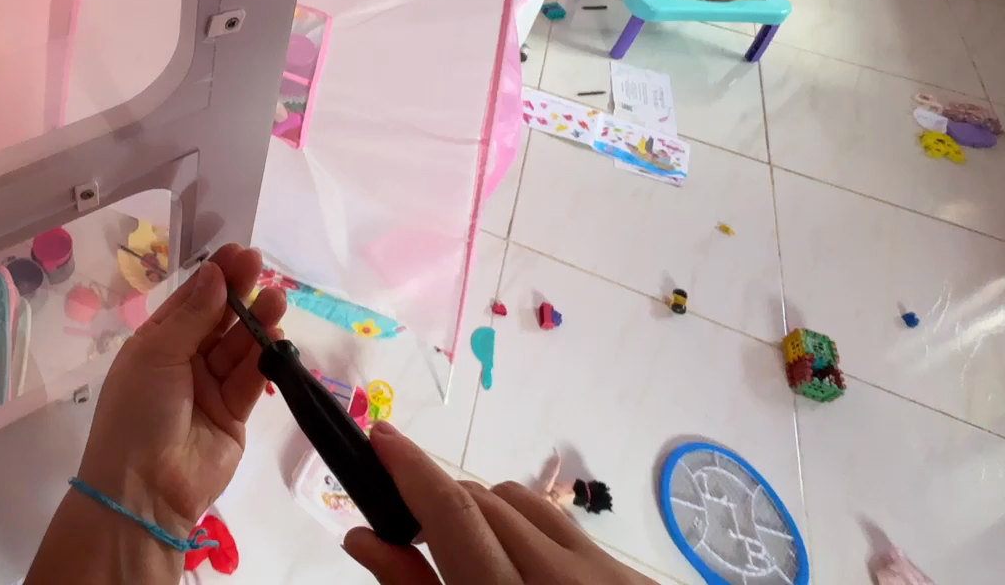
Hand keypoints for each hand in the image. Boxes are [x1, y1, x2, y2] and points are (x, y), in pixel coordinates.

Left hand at [73, 243, 285, 535]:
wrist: (144, 490)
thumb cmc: (138, 410)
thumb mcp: (158, 354)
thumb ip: (193, 316)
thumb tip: (214, 273)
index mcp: (157, 341)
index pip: (190, 300)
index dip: (214, 276)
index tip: (237, 252)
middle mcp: (184, 359)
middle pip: (218, 319)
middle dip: (239, 292)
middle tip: (260, 266)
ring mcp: (210, 387)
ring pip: (238, 346)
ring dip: (257, 322)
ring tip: (276, 299)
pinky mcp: (234, 414)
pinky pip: (251, 379)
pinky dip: (265, 359)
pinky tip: (277, 337)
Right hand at [344, 424, 656, 584]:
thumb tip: (361, 536)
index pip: (456, 515)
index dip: (412, 468)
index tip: (378, 435)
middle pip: (484, 501)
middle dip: (440, 501)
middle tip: (411, 526)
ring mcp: (616, 582)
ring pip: (523, 504)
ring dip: (485, 513)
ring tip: (473, 554)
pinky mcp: (642, 584)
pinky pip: (566, 530)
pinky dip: (532, 537)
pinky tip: (530, 580)